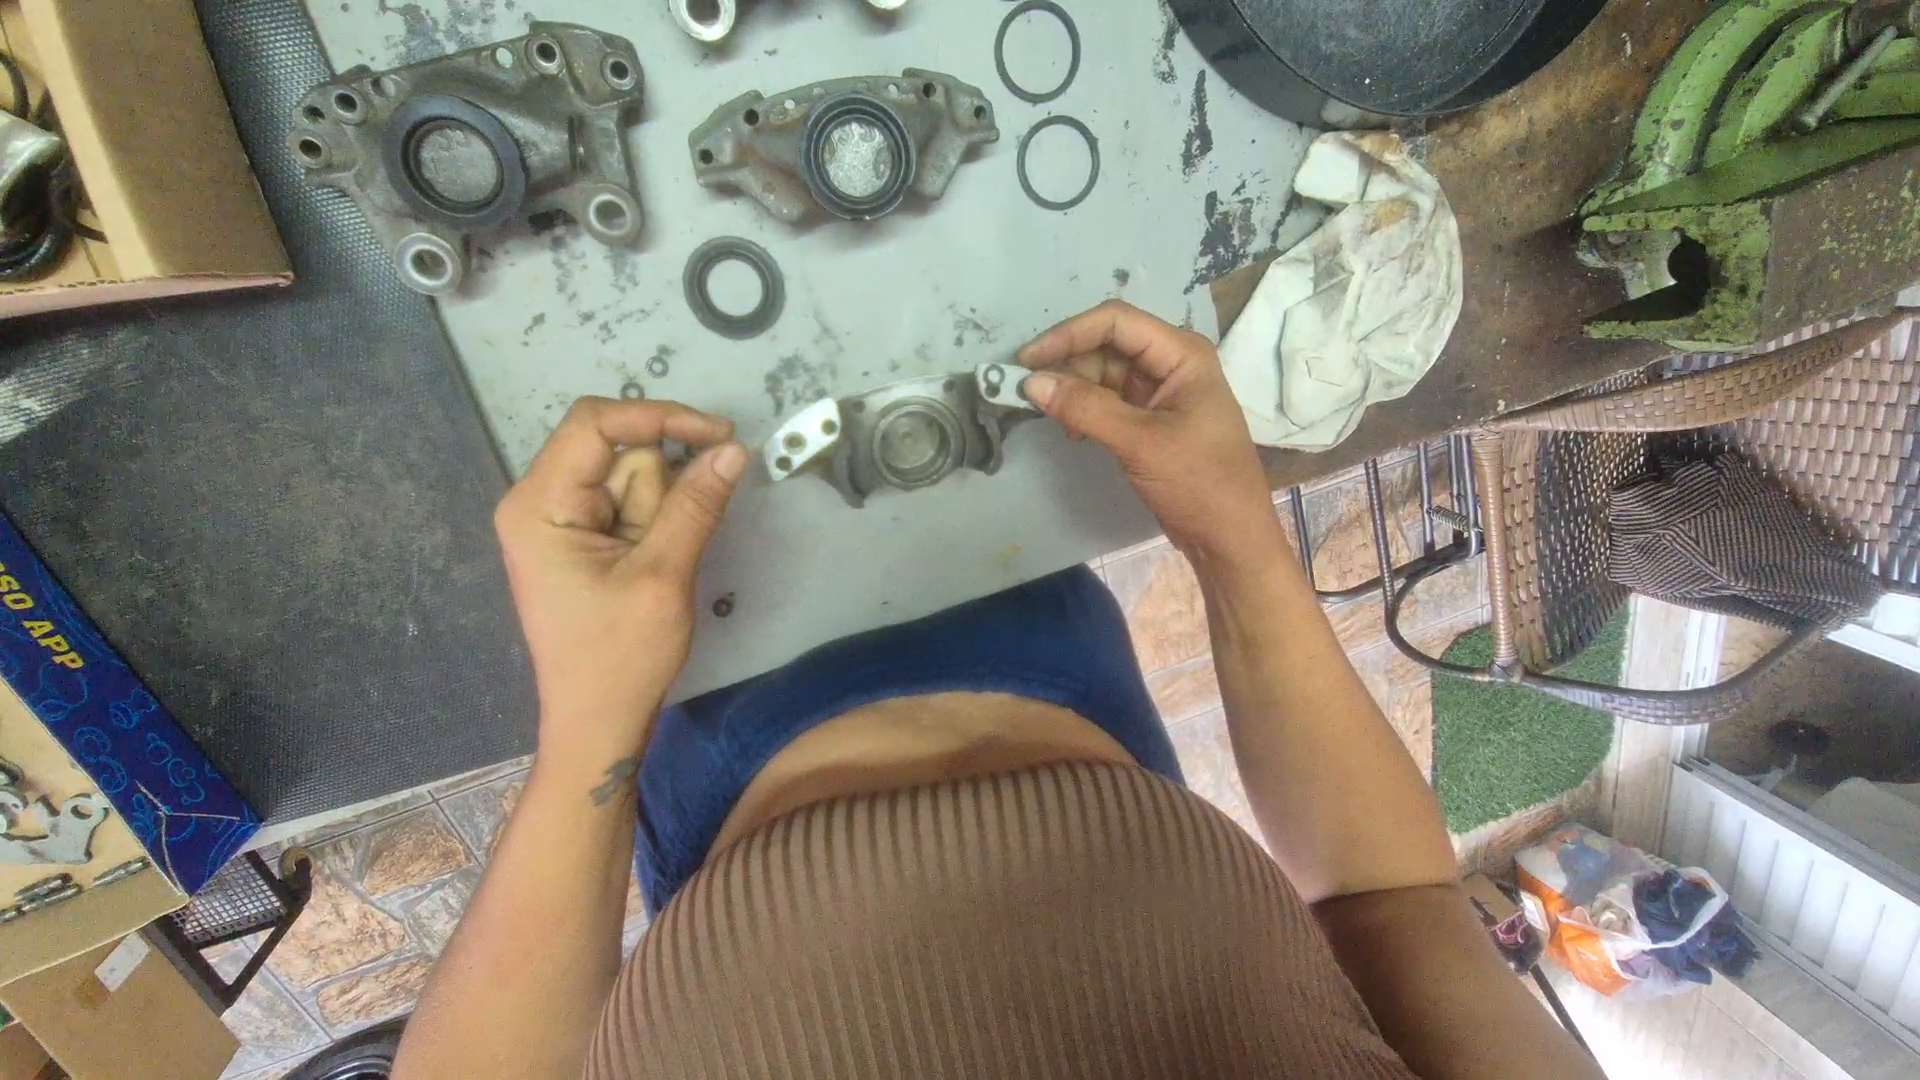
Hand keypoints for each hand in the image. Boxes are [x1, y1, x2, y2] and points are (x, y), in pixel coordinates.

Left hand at [494, 397, 748, 769]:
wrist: (600, 722)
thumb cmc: (620, 656)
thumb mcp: (664, 576)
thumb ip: (697, 505)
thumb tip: (734, 449)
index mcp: (539, 504)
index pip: (595, 423)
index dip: (660, 416)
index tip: (720, 436)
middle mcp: (541, 501)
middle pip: (620, 453)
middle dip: (660, 491)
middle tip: (664, 550)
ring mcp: (562, 520)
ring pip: (634, 479)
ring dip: (662, 514)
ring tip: (655, 569)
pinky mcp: (584, 537)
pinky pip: (633, 505)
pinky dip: (658, 525)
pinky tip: (654, 565)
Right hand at [1019, 301, 1284, 566]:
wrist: (1229, 536)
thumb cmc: (1200, 483)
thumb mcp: (1141, 443)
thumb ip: (1086, 409)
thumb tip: (1031, 384)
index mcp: (1181, 354)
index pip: (1115, 322)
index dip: (1067, 334)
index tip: (1026, 361)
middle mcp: (1170, 363)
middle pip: (1104, 346)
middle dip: (1066, 365)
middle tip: (1029, 394)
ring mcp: (1159, 392)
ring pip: (1101, 374)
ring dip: (1072, 391)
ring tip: (1053, 420)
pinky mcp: (1147, 420)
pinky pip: (1106, 401)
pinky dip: (1083, 411)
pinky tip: (1073, 434)